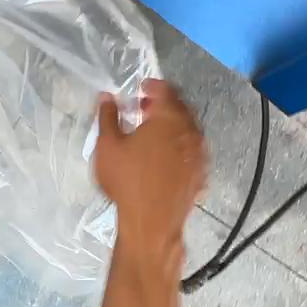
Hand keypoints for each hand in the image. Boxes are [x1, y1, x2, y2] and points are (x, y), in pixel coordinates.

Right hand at [93, 80, 208, 248]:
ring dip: (171, 124)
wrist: (152, 222)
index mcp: (168, 119)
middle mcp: (189, 131)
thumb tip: (105, 96)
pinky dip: (179, 144)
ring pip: (188, 129)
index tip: (140, 88)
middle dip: (162, 104)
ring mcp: (199, 153)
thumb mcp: (108, 146)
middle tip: (142, 109)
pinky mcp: (201, 173)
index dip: (152, 85)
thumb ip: (107, 117)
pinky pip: (192, 149)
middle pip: (180, 108)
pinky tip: (164, 156)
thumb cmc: (127, 180)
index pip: (166, 90)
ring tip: (151, 133)